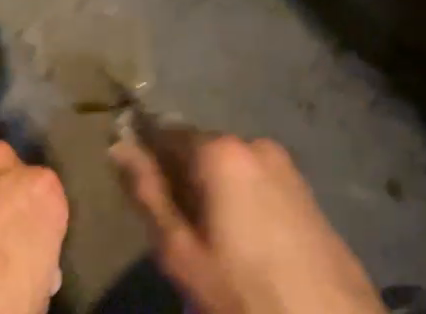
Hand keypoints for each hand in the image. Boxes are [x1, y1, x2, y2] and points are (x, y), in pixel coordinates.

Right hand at [110, 134, 385, 313]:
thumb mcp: (180, 251)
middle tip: (176, 228)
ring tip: (211, 241)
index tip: (140, 194)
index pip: (160, 132)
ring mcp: (287, 168)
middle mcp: (253, 144)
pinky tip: (244, 245)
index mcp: (219, 150)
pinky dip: (240, 203)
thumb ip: (145, 192)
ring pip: (226, 169)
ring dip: (210, 193)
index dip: (144, 161)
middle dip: (180, 179)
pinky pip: (256, 184)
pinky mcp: (308, 194)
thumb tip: (117, 145)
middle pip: (195, 150)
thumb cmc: (247, 292)